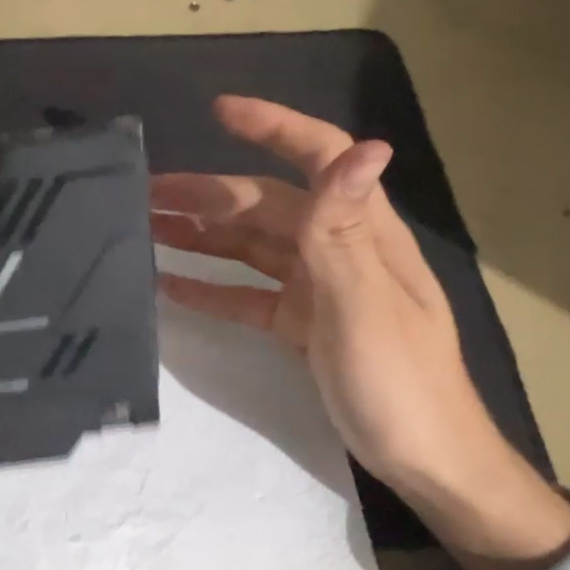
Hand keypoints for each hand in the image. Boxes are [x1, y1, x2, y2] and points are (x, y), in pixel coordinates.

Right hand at [151, 97, 569, 569]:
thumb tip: (361, 145)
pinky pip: (247, 296)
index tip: (219, 111)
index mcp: (362, 234)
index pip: (319, 159)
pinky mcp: (302, 328)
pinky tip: (169, 284)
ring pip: (251, 249)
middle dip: (208, 193)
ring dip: (201, 235)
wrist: (425, 459)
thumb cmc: (399, 385)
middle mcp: (339, 251)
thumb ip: (344, 233)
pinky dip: (210, 288)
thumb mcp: (367, 308)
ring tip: (145, 228)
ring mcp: (319, 291)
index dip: (273, 128)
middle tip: (143, 193)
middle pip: (267, 207)